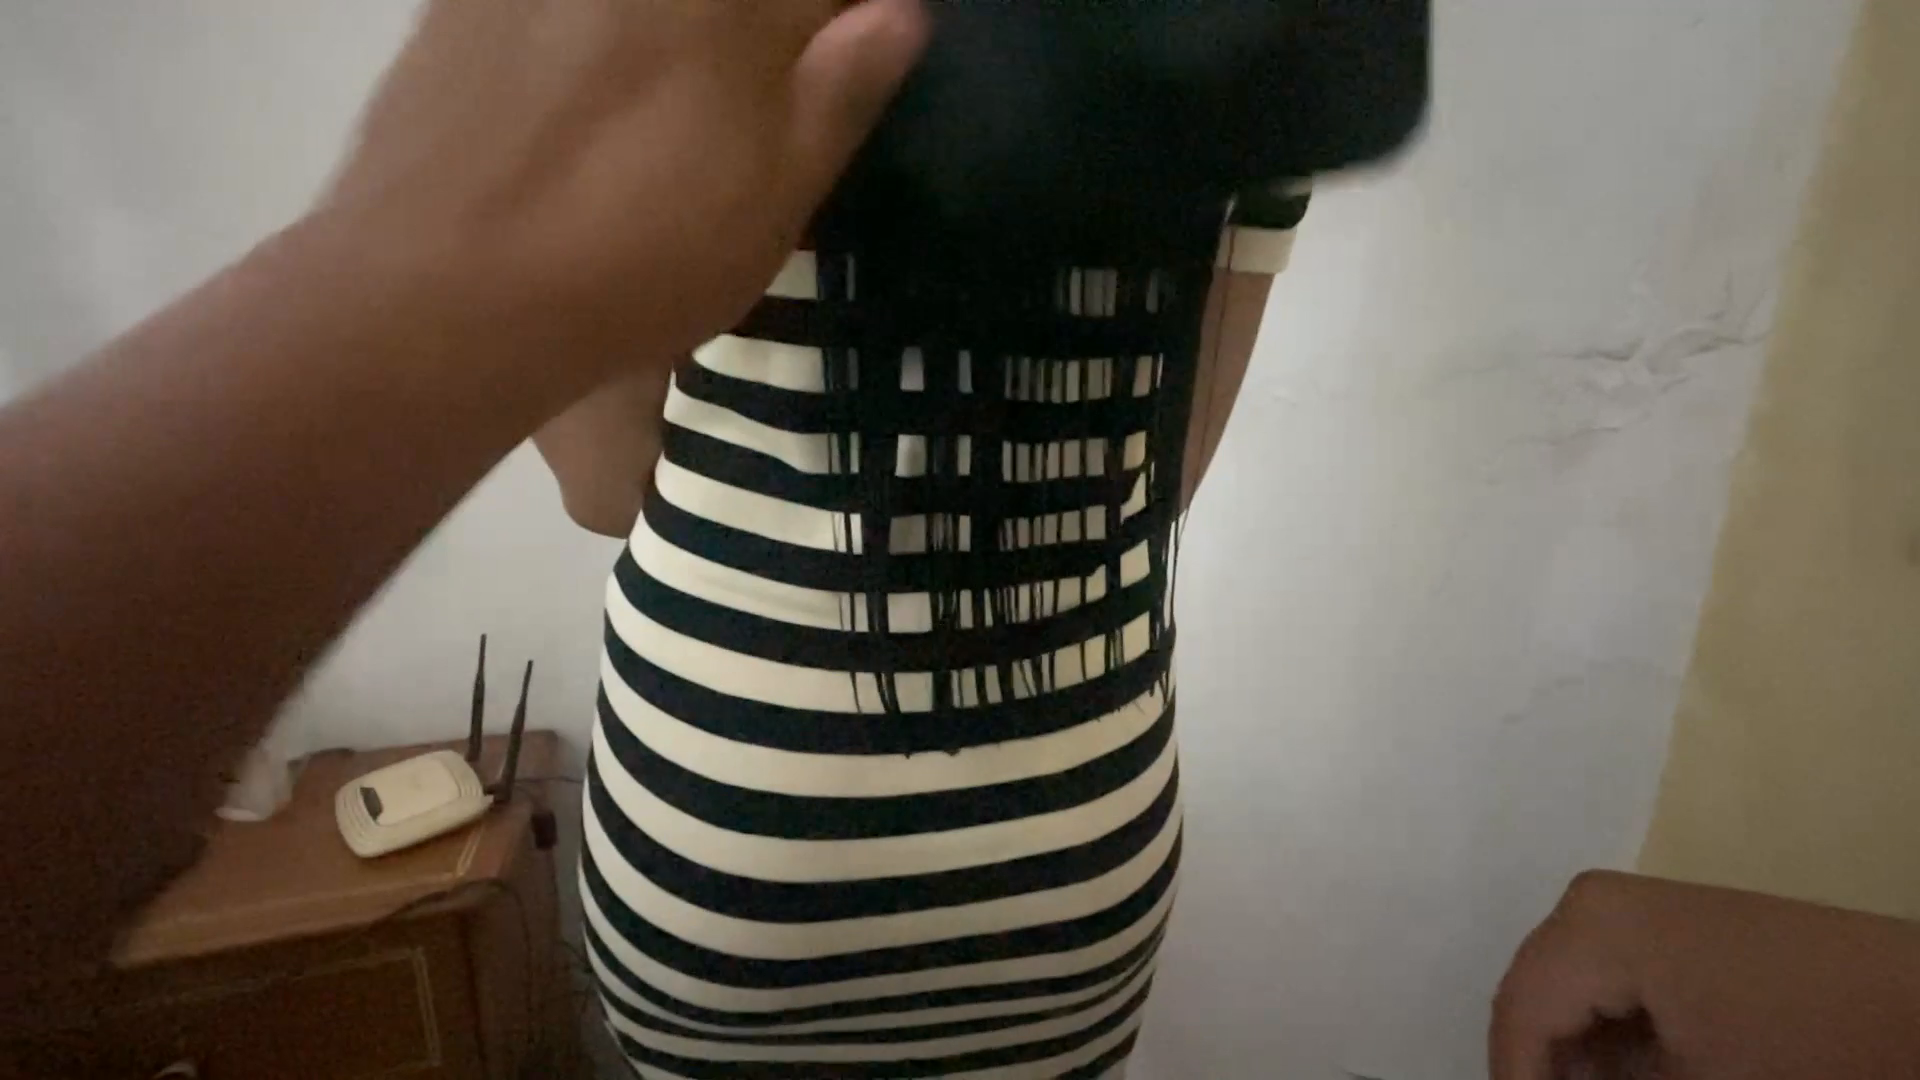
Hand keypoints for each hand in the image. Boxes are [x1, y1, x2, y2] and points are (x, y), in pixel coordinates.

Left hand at [319, 0, 925, 383]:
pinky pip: (573, 4)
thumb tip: (902, 13)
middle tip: (771, 82)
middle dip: (772, 32)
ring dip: (692, 36)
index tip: (849, 58)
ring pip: (657, 7)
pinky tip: (598, 88)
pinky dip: (609, 31)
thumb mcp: (771, 204)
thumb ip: (839, 98)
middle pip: (737, 2)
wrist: (456, 292)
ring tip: (680, 120)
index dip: (845, 25)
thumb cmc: (645, 264)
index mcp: (732, 17)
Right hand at [1491, 871, 1919, 1079]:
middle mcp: (1592, 902)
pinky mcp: (1672, 926)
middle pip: (1540, 991)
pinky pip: (1614, 979)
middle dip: (1547, 1061)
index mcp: (1588, 925)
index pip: (1521, 1006)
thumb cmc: (1812, 1051)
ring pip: (1574, 986)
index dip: (1512, 1072)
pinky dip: (1617, 1035)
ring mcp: (1633, 907)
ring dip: (1582, 1052)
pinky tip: (1634, 1075)